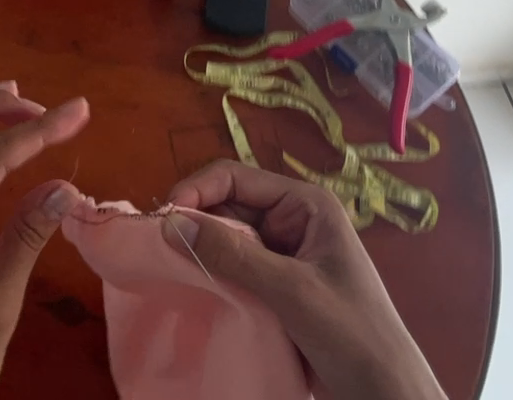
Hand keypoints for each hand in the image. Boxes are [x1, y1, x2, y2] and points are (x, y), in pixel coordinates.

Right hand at [165, 160, 443, 399]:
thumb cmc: (352, 334)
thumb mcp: (291, 291)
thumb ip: (232, 255)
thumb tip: (170, 223)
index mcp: (304, 203)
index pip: (237, 178)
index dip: (197, 190)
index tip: (165, 217)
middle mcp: (292, 220)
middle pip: (228, 206)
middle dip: (196, 222)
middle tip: (160, 247)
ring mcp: (284, 254)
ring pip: (227, 238)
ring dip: (202, 251)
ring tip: (171, 267)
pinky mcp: (276, 286)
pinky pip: (233, 268)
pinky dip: (212, 275)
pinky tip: (194, 287)